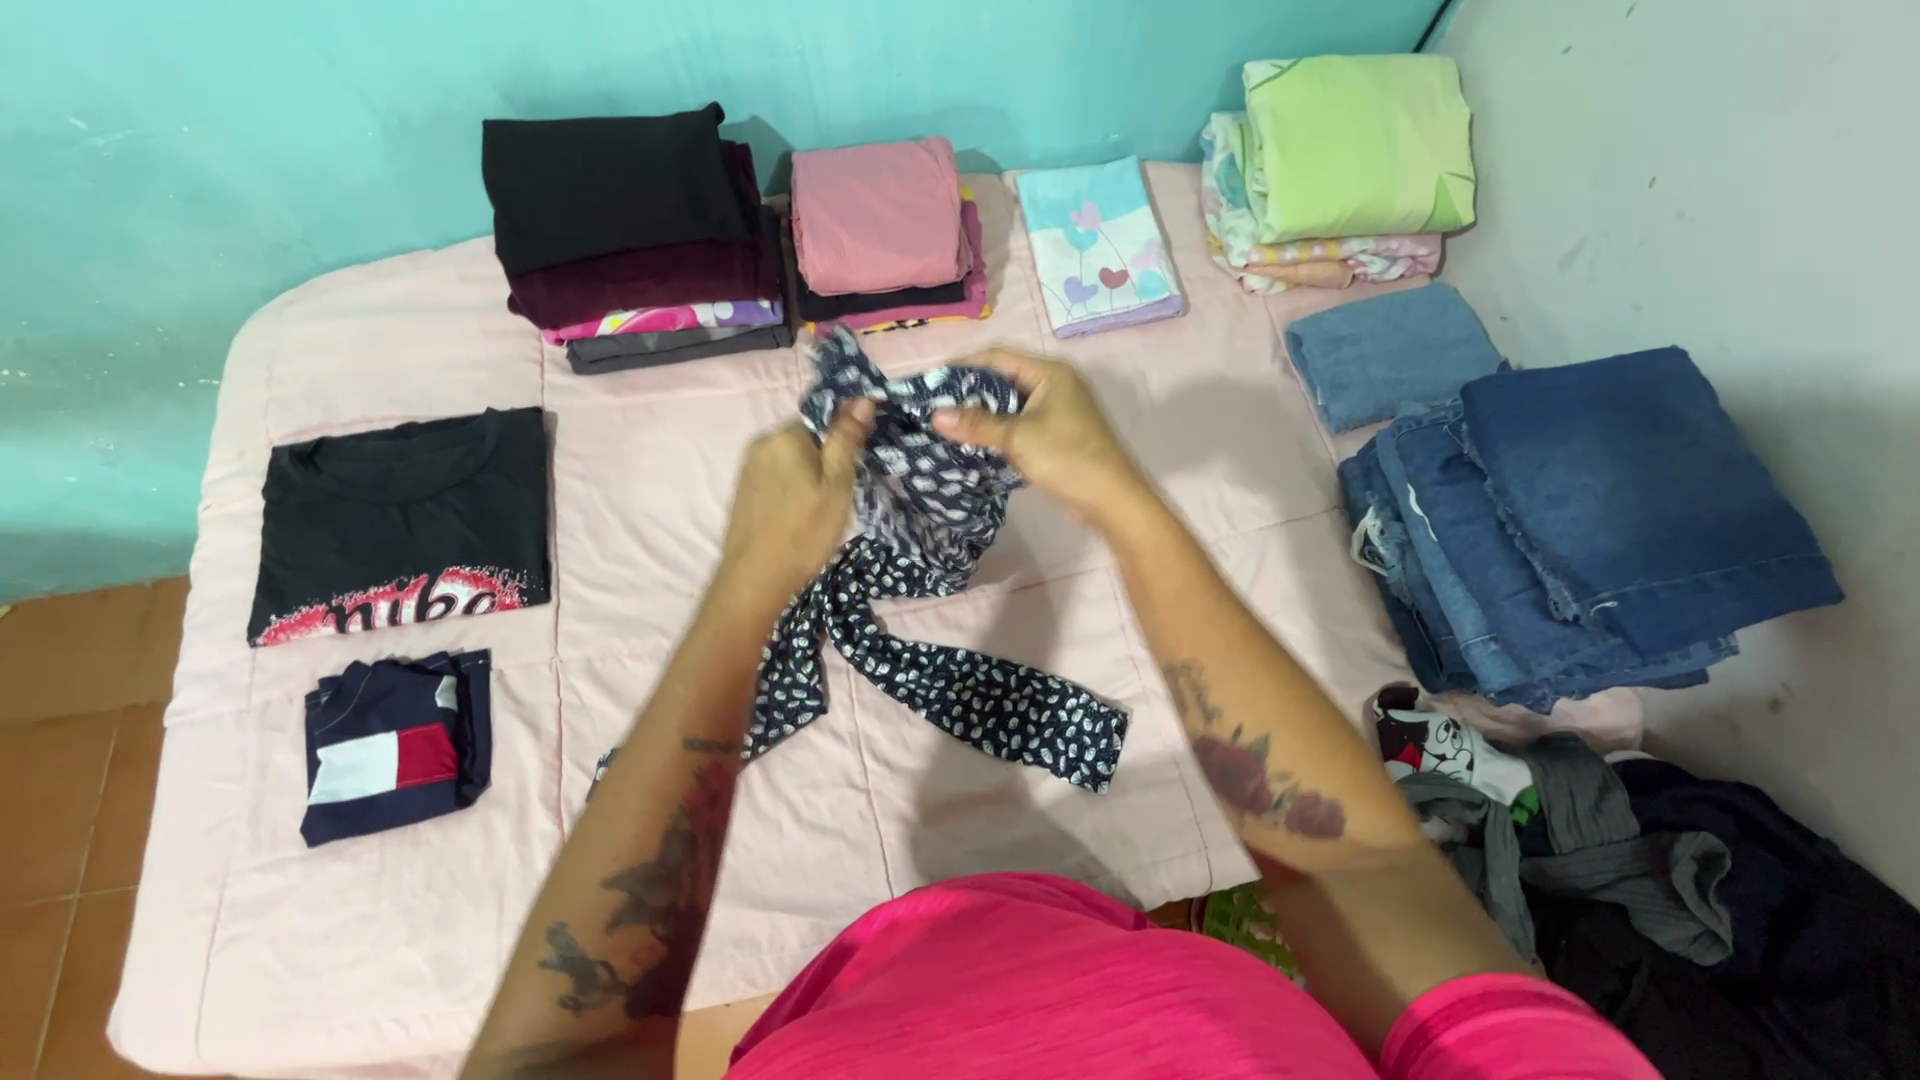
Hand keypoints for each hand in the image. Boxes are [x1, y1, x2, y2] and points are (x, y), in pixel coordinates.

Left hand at [714, 399, 874, 604]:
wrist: (755, 579)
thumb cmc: (804, 531)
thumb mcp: (837, 485)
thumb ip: (846, 438)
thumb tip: (862, 397)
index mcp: (785, 435)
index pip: (823, 417)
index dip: (845, 437)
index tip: (858, 463)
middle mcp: (762, 443)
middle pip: (806, 438)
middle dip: (827, 458)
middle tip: (844, 492)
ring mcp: (748, 468)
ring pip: (792, 460)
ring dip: (811, 475)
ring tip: (824, 508)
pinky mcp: (743, 491)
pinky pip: (778, 477)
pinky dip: (794, 489)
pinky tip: (801, 515)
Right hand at [931, 349, 1154, 527]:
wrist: (1112, 500)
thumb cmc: (1068, 459)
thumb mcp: (1018, 438)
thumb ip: (977, 424)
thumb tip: (935, 414)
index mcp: (1049, 373)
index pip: (997, 357)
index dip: (963, 366)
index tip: (932, 381)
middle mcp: (1053, 384)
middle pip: (1002, 379)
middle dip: (969, 392)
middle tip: (934, 405)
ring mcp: (1056, 410)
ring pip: (1009, 404)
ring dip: (981, 414)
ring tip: (947, 424)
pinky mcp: (1054, 434)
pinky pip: (1018, 424)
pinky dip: (996, 430)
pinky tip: (973, 443)